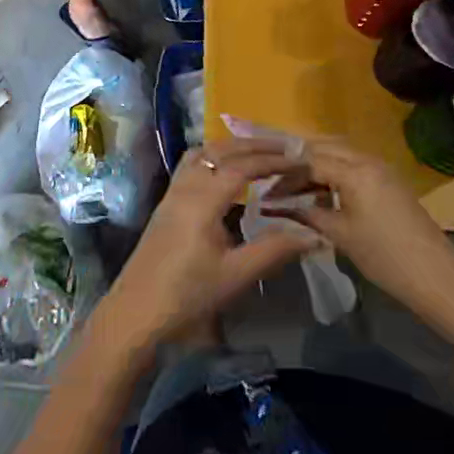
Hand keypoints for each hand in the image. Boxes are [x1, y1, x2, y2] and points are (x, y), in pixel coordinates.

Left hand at [98, 138, 313, 348]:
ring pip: (199, 157)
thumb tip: (315, 233)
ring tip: (259, 155)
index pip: (238, 167)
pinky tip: (230, 178)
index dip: (270, 160)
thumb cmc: (189, 293)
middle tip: (284, 147)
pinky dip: (213, 162)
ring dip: (228, 150)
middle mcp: (183, 189)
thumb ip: (275, 249)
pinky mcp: (166, 206)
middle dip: (250, 146)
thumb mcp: (237, 274)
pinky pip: (190, 169)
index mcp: (200, 200)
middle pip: (215, 152)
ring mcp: (170, 195)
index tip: (299, 158)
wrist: (138, 307)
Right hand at [275, 140, 453, 339]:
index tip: (263, 189)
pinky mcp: (388, 183)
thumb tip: (274, 204)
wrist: (440, 281)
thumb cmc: (385, 257)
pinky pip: (351, 165)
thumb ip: (304, 211)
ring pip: (337, 153)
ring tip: (291, 184)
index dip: (282, 174)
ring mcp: (381, 170)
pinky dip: (331, 171)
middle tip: (272, 178)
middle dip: (295, 160)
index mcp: (355, 171)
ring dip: (313, 163)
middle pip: (321, 147)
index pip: (306, 160)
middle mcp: (368, 161)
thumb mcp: (337, 233)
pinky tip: (318, 192)